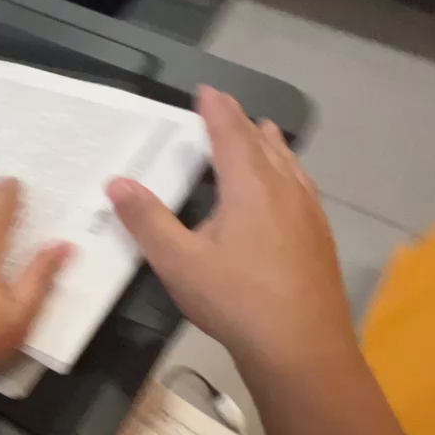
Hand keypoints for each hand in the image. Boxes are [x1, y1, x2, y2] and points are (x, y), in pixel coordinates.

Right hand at [107, 86, 356, 374]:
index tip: (206, 90)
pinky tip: (283, 189)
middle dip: (243, 124)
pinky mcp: (317, 236)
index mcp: (250, 189)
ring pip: (289, 165)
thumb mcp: (177, 261)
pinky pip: (300, 186)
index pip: (231, 136)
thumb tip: (118, 182)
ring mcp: (308, 213)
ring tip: (261, 134)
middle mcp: (285, 191)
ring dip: (269, 145)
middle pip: (265, 145)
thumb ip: (146, 220)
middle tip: (227, 110)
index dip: (216, 111)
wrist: (299, 343)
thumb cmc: (233, 298)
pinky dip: (285, 171)